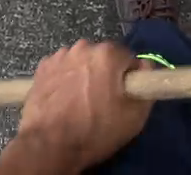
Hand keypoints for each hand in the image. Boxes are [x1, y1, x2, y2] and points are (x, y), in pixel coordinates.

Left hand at [0, 41, 151, 174]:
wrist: (49, 144)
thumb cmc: (95, 130)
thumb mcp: (133, 118)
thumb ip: (147, 88)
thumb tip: (146, 69)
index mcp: (108, 53)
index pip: (128, 59)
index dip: (129, 78)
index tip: (124, 96)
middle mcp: (84, 46)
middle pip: (104, 57)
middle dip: (106, 74)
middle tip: (103, 101)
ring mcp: (61, 54)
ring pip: (82, 61)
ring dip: (85, 74)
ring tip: (81, 102)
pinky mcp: (43, 66)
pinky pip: (63, 68)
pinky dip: (66, 78)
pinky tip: (64, 99)